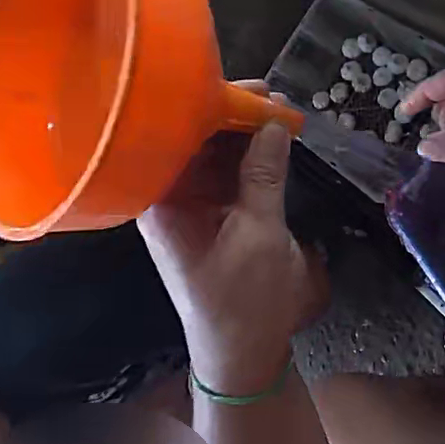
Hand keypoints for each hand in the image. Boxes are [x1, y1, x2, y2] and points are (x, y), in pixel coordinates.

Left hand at [137, 90, 320, 394]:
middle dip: (232, 118)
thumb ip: (264, 175)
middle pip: (193, 141)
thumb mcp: (259, 233)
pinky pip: (229, 176)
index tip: (254, 91)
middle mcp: (170, 198)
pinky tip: (275, 142)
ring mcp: (192, 207)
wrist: (244, 352)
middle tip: (274, 99)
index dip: (212, 109)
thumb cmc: (242, 298)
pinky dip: (252, 159)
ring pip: (214, 156)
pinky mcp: (214, 216)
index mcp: (163, 201)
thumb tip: (276, 124)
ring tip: (281, 114)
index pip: (177, 138)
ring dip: (246, 136)